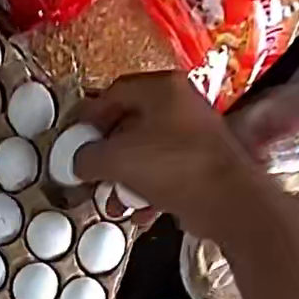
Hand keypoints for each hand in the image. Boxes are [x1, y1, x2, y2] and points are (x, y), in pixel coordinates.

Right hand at [72, 73, 255, 218]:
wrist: (224, 199)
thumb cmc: (175, 166)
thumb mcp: (115, 159)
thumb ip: (88, 157)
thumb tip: (80, 161)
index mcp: (162, 88)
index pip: (114, 92)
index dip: (88, 116)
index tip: (74, 137)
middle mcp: (181, 105)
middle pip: (128, 124)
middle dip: (105, 154)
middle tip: (89, 171)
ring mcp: (193, 135)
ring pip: (144, 153)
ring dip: (122, 179)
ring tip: (111, 199)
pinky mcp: (199, 164)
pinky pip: (161, 174)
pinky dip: (144, 191)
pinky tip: (136, 210)